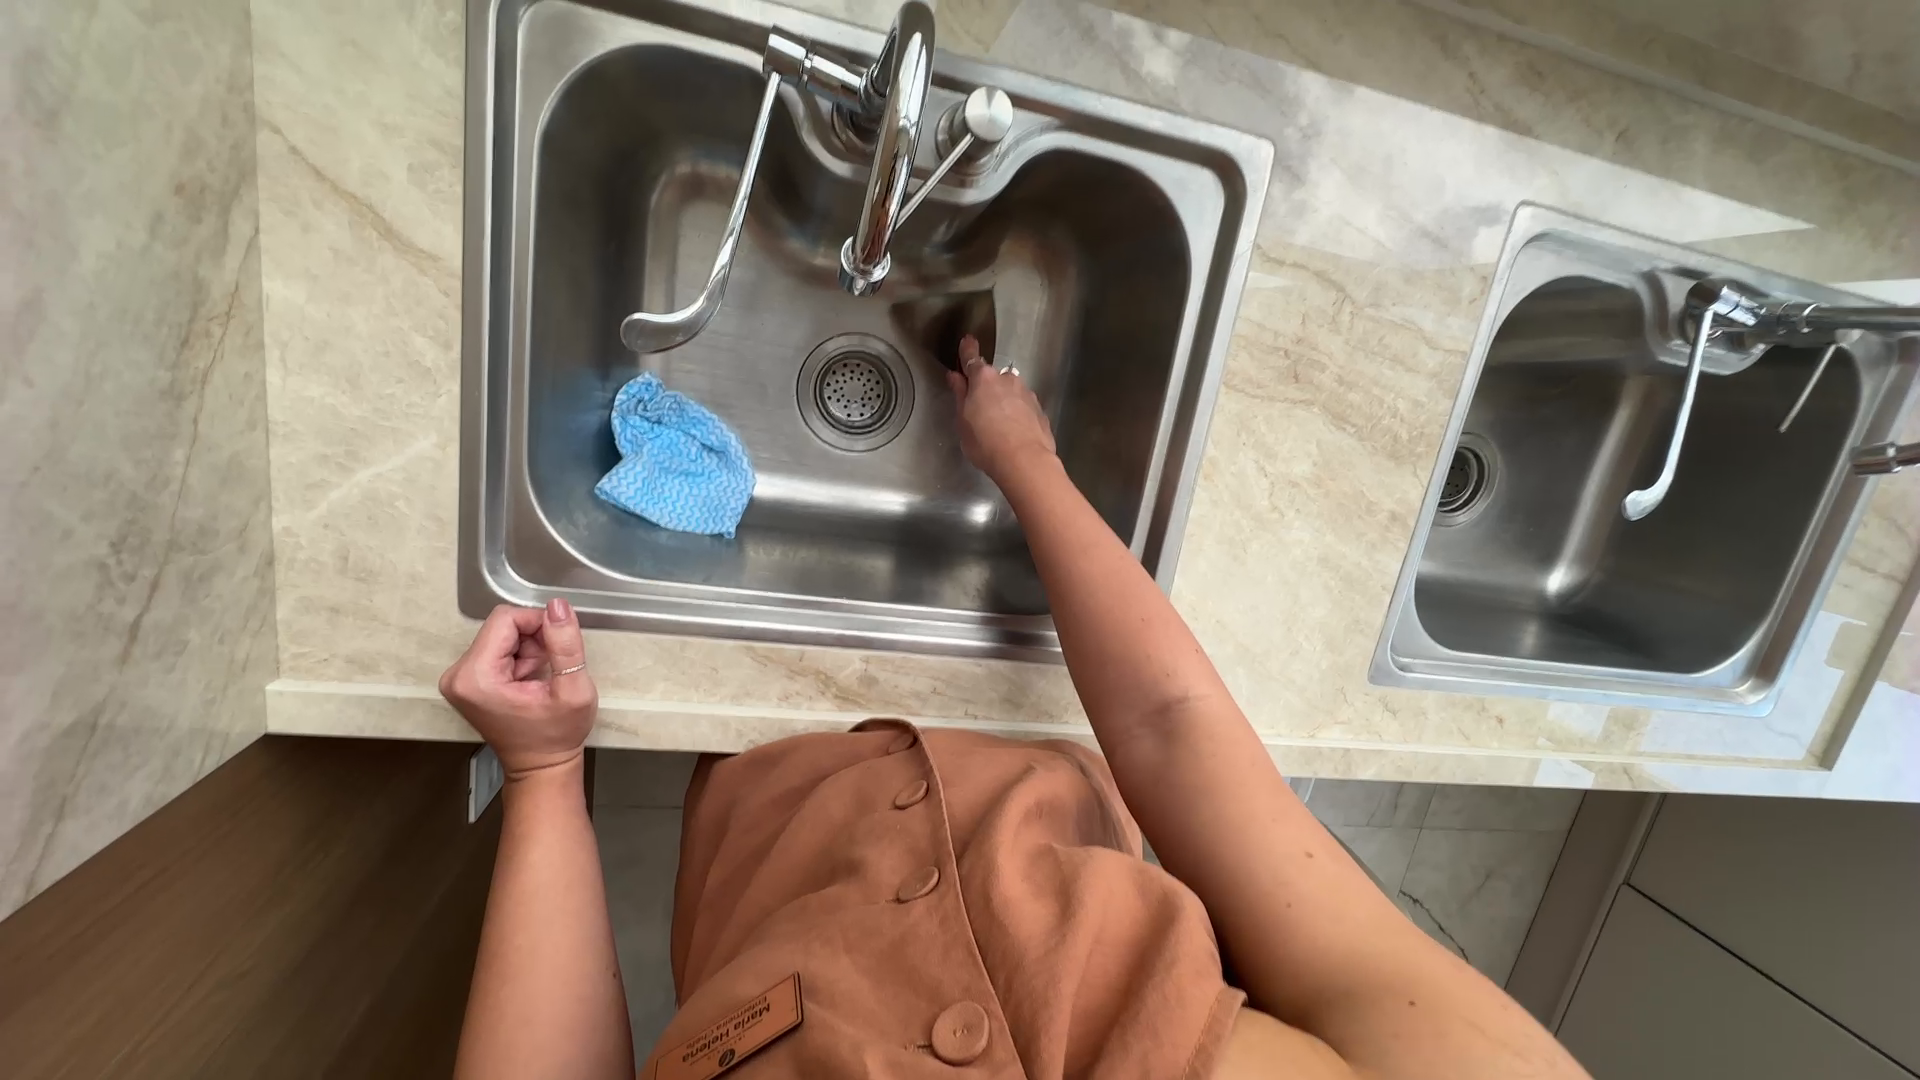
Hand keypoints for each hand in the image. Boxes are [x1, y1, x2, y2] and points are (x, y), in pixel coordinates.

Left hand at [439, 600, 597, 778]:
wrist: (541, 766)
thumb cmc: (558, 734)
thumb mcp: (573, 689)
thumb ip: (565, 645)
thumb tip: (558, 606)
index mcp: (476, 676)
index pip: (506, 619)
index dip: (539, 624)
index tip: (559, 648)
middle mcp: (458, 674)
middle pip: (502, 626)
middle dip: (534, 639)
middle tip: (550, 668)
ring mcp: (460, 678)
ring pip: (502, 635)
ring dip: (530, 649)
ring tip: (541, 678)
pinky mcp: (468, 680)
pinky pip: (499, 648)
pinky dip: (521, 657)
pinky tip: (531, 681)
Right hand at [946, 334, 1056, 483]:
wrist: (1024, 461)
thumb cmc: (986, 443)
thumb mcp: (963, 421)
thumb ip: (960, 395)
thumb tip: (955, 377)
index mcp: (984, 379)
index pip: (972, 358)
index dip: (967, 350)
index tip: (967, 341)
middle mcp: (1007, 380)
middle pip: (993, 378)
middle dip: (986, 387)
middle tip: (979, 408)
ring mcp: (1027, 394)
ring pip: (1010, 392)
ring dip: (1003, 401)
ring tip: (997, 426)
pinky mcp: (1040, 410)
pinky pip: (1023, 407)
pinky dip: (1017, 414)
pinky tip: (1013, 432)